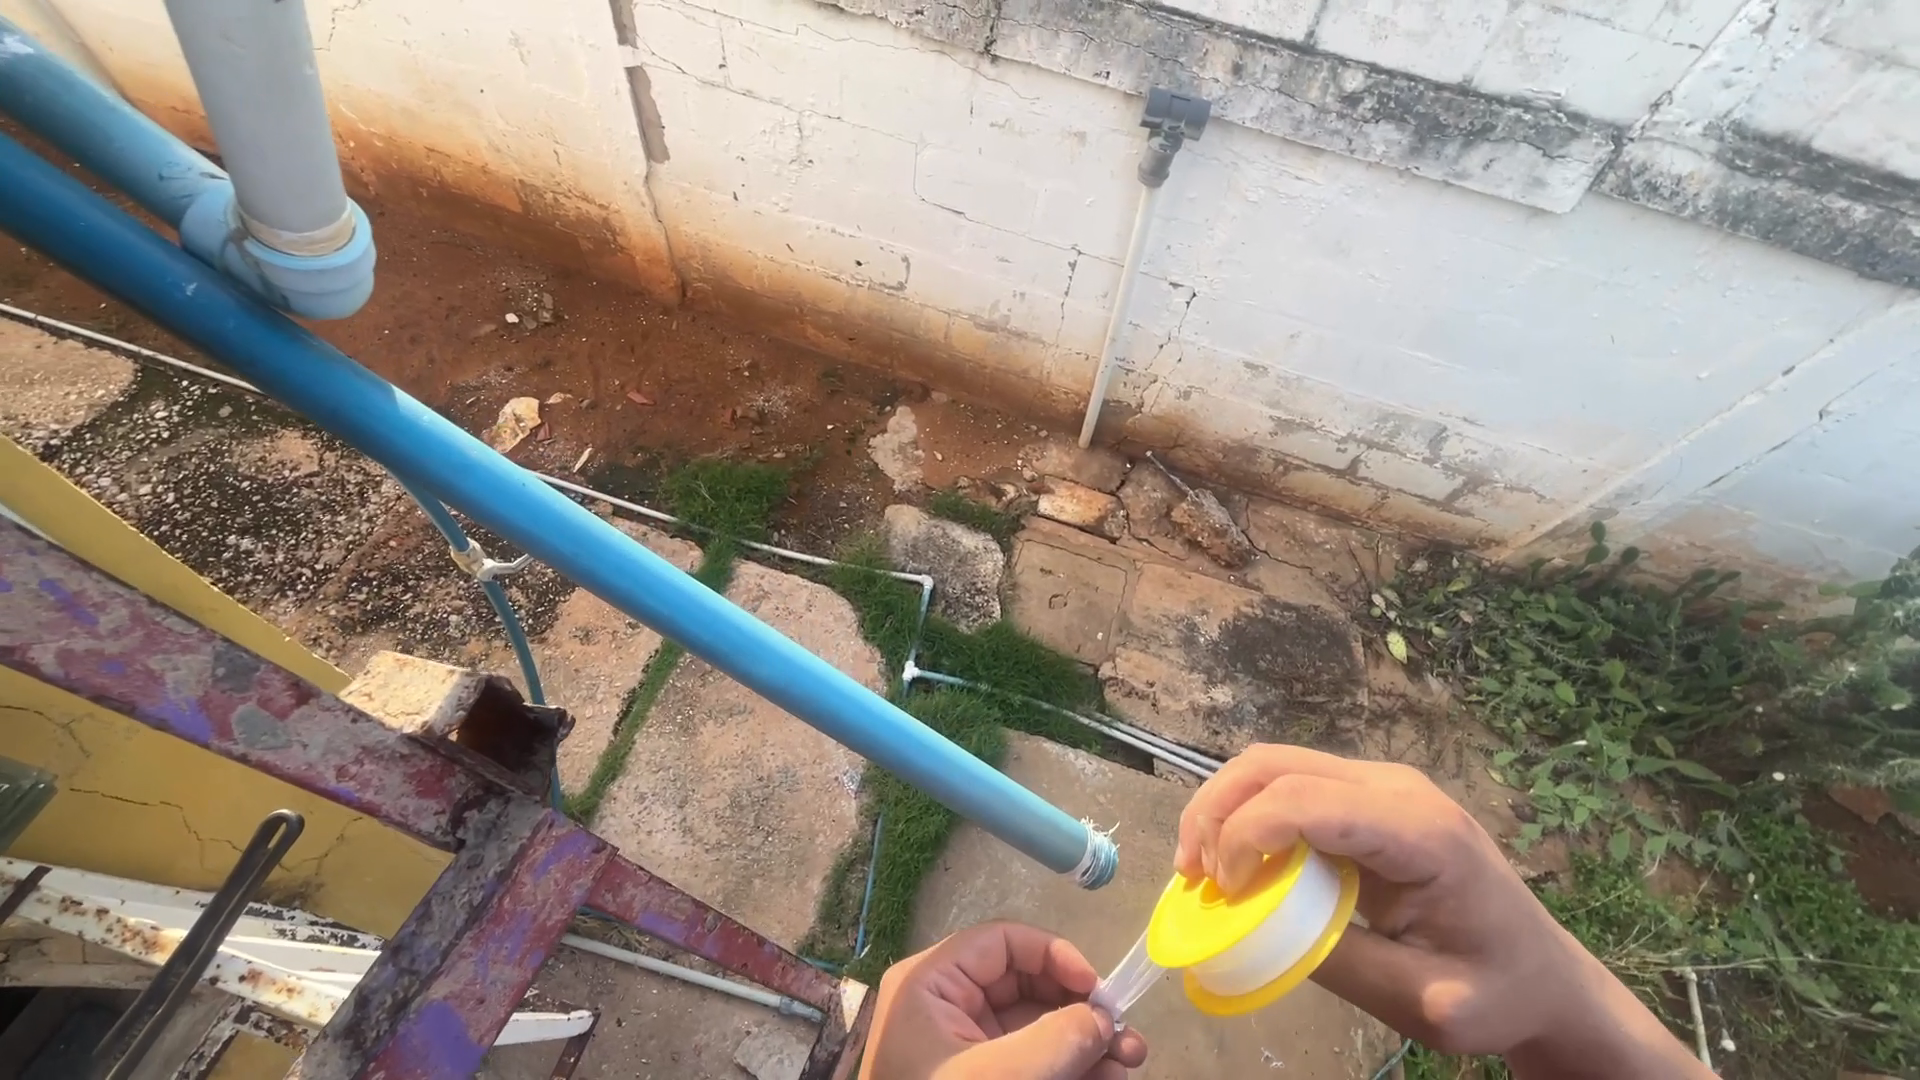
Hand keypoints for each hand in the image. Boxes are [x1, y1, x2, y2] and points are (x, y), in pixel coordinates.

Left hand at [860, 921, 1149, 1078]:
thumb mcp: (995, 1077)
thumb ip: (1052, 1042)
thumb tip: (1103, 1017)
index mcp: (931, 981)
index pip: (1002, 942)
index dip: (1054, 955)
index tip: (1097, 989)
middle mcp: (947, 1004)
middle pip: (1025, 984)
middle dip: (1078, 1006)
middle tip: (1125, 1034)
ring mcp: (963, 1045)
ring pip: (1035, 1025)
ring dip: (1084, 1041)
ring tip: (1130, 1061)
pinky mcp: (979, 1076)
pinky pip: (1031, 1060)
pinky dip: (1068, 1067)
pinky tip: (1107, 1077)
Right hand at [1176, 745, 1711, 1078]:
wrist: (1546, 973)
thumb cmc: (1497, 991)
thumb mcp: (1425, 1002)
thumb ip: (1338, 959)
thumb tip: (1248, 922)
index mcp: (1420, 831)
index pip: (1304, 799)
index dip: (1246, 834)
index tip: (1225, 892)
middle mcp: (1393, 784)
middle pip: (1272, 764)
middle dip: (1216, 810)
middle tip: (1192, 873)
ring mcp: (1376, 780)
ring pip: (1268, 763)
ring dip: (1221, 805)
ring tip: (1201, 865)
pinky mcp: (1361, 790)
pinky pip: (1284, 781)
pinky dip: (1243, 810)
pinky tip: (1233, 854)